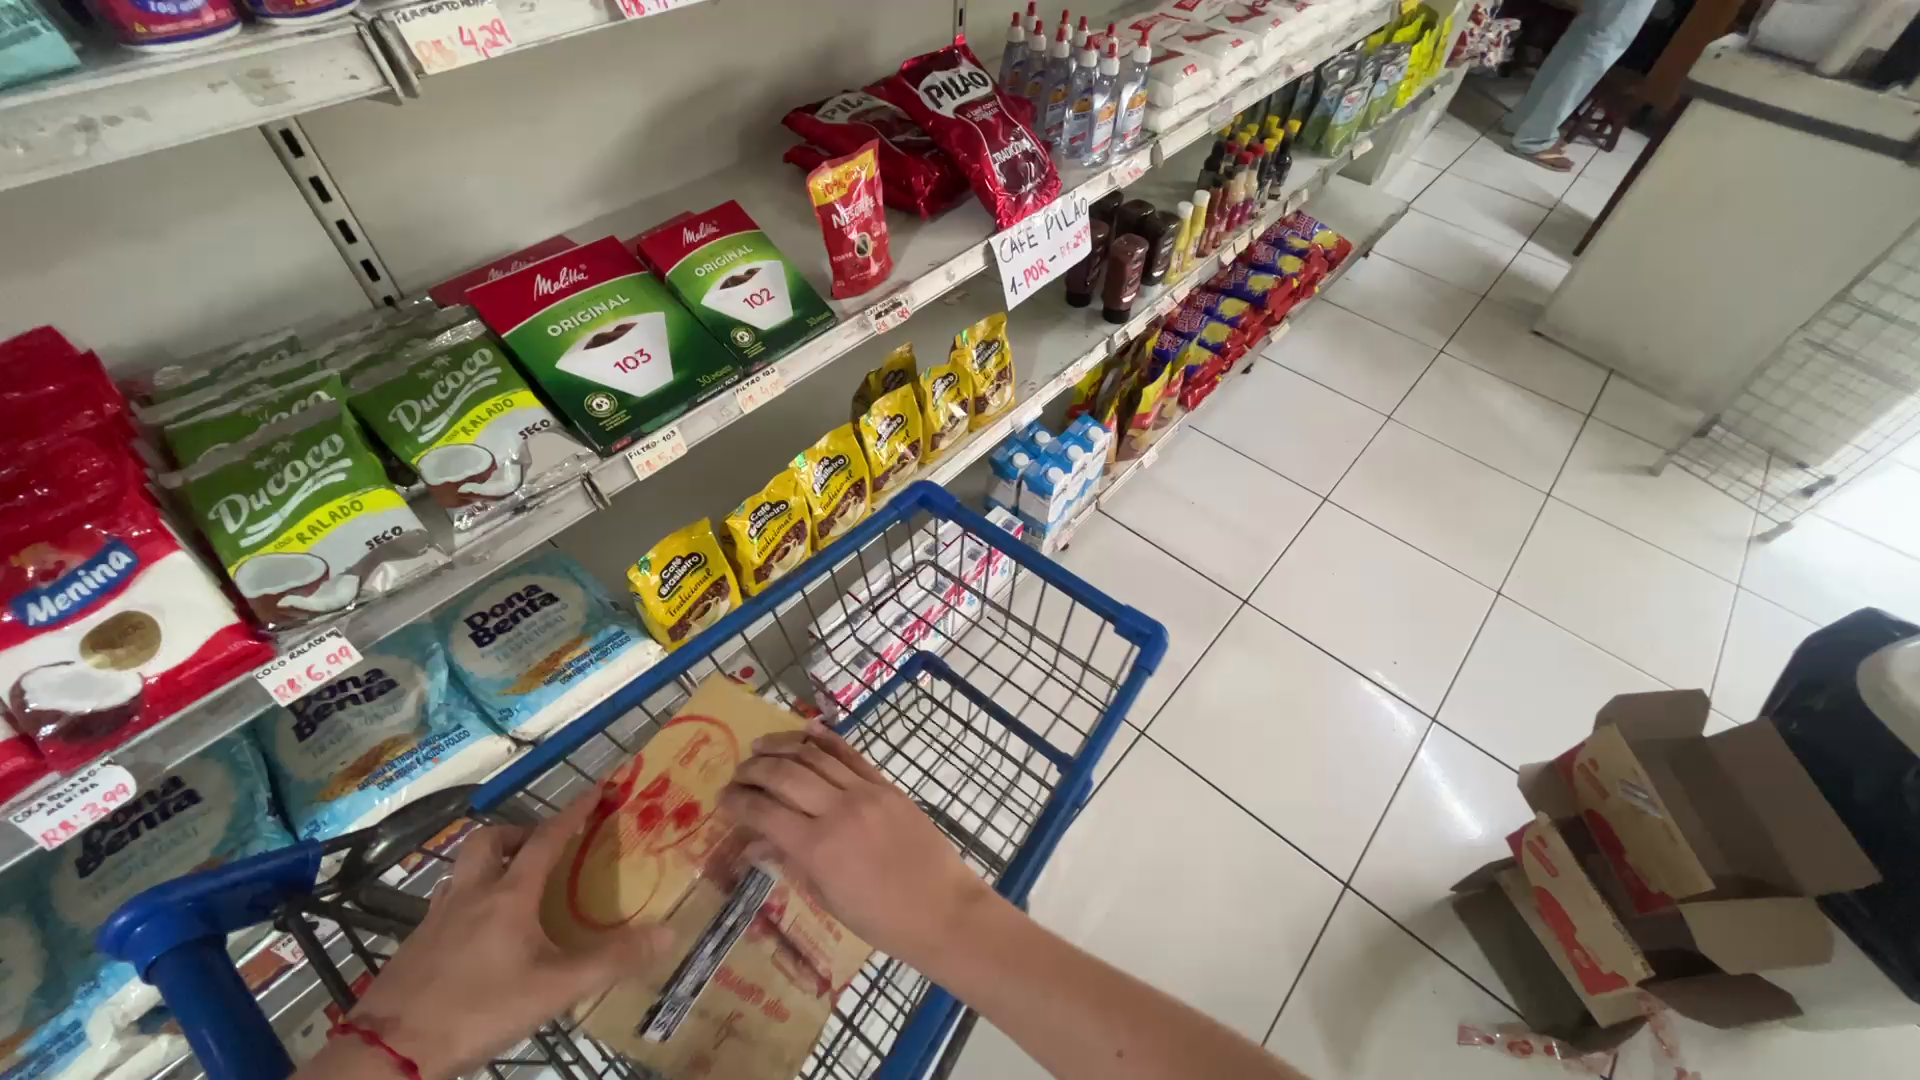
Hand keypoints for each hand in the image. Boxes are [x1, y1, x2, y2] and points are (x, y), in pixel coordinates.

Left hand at [340, 796, 670, 1079]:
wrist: (385, 1054)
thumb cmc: (477, 1009)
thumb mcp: (555, 989)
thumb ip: (612, 961)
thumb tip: (669, 935)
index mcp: (510, 895)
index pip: (547, 837)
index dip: (574, 811)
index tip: (597, 790)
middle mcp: (471, 895)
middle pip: (490, 841)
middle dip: (518, 833)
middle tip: (540, 848)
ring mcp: (435, 920)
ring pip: (462, 871)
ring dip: (489, 866)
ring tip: (511, 889)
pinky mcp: (412, 948)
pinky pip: (445, 906)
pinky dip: (467, 903)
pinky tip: (476, 936)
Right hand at [718, 727, 998, 965]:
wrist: (941, 908)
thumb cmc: (880, 919)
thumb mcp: (827, 898)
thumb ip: (790, 864)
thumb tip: (752, 844)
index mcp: (817, 848)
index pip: (764, 812)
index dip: (738, 802)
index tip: (722, 799)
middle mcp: (838, 811)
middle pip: (785, 775)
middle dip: (754, 770)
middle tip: (738, 773)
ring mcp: (865, 792)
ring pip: (815, 756)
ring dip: (783, 747)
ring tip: (760, 746)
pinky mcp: (886, 785)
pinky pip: (851, 755)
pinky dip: (827, 740)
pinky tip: (807, 731)